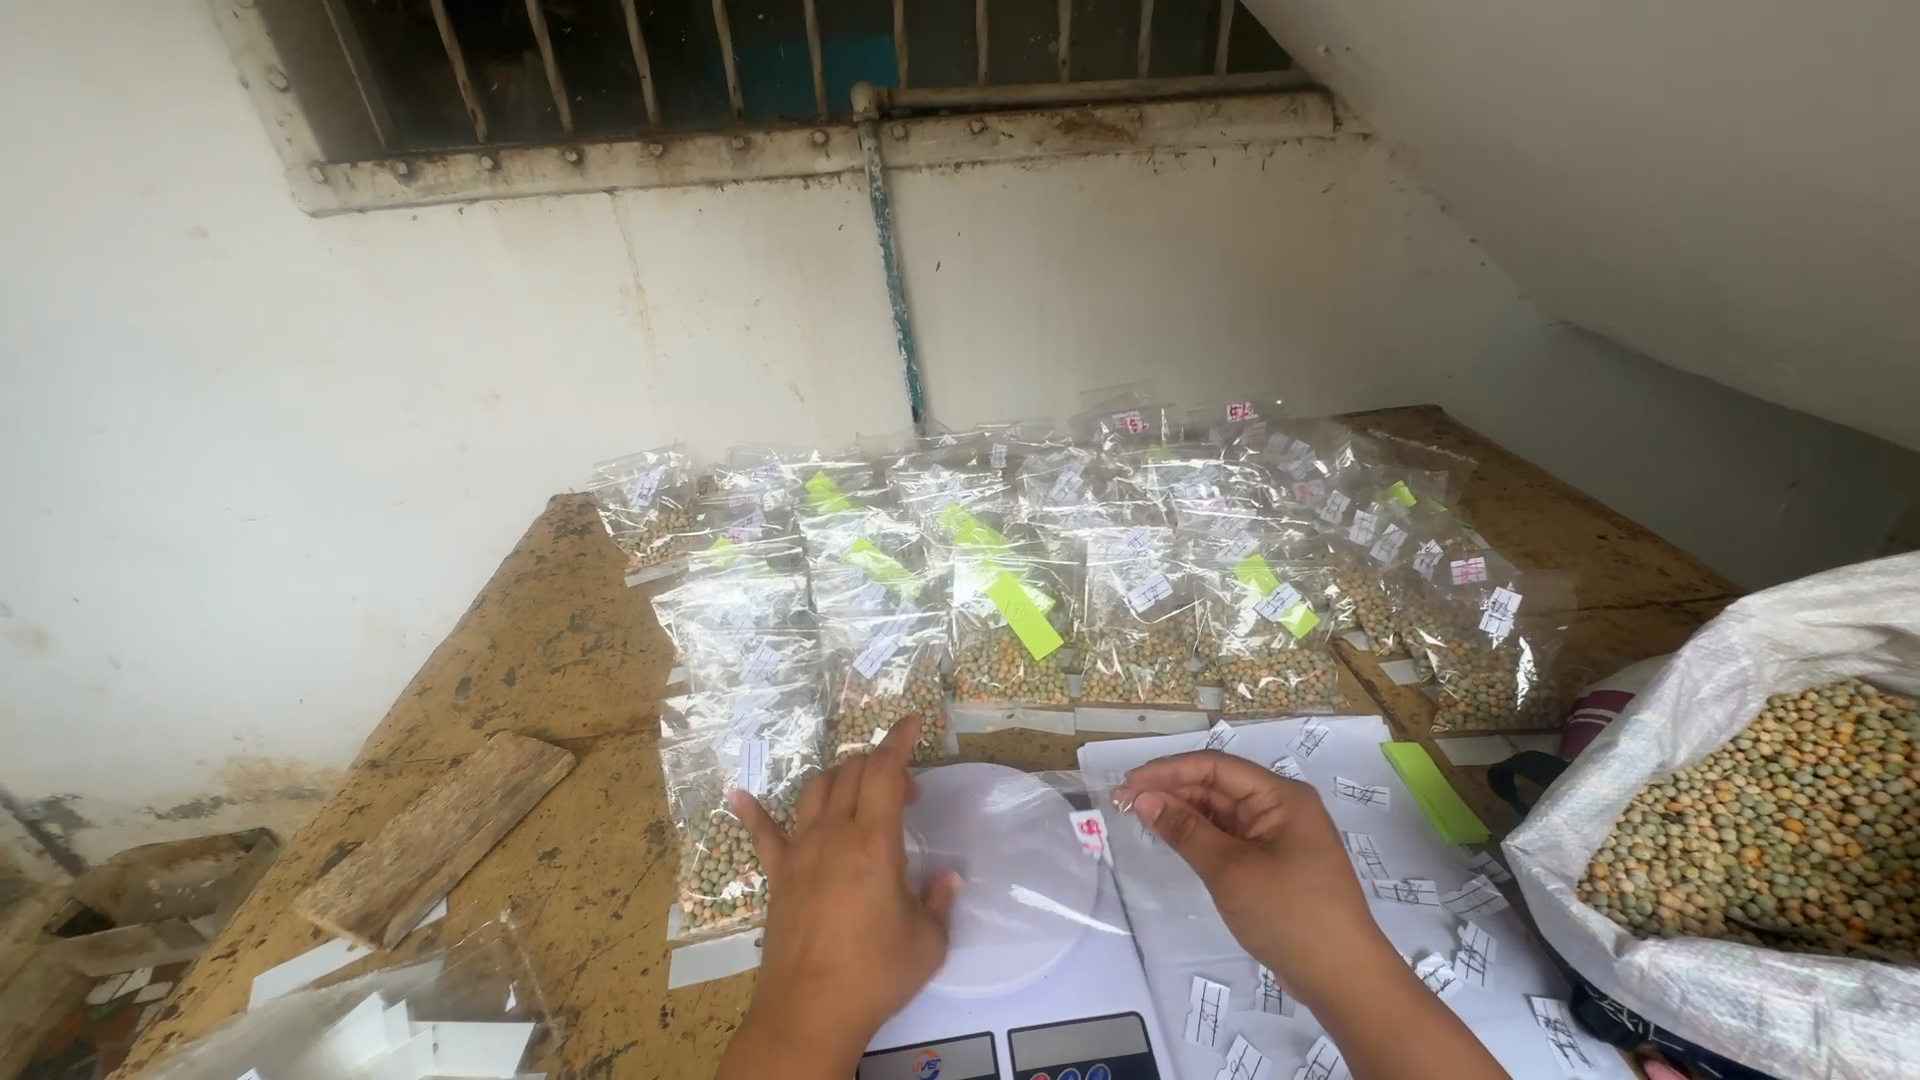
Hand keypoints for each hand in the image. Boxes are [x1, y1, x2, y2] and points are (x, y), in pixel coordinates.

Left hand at [717, 715, 959, 1079]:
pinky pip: (763, 834)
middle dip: (882, 765)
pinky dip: (753, 811)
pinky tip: (739, 795)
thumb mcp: (928, 941)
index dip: (899, 738)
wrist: (809, 1013)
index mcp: (873, 841)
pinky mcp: (777, 876)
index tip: (912, 720)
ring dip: (841, 778)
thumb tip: (948, 878)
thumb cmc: (875, 974)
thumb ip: (940, 901)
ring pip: (816, 790)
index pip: (885, 770)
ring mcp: (799, 852)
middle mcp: (834, 834)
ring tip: (860, 793)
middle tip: (907, 793)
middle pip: (852, 772)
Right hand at [1118, 750, 1510, 1079]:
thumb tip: (1143, 799)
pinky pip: (1229, 835)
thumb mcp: (1230, 870)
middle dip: (1171, 790)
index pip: (1215, 767)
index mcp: (1281, 796)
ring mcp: (1278, 835)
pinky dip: (1199, 834)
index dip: (1168, 771)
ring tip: (1140, 816)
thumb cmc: (1290, 915)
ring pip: (1220, 811)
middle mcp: (1281, 807)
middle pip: (1217, 786)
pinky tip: (1171, 836)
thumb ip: (1184, 829)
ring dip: (1182, 811)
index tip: (1129, 783)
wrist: (1345, 981)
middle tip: (1125, 802)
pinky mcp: (1274, 861)